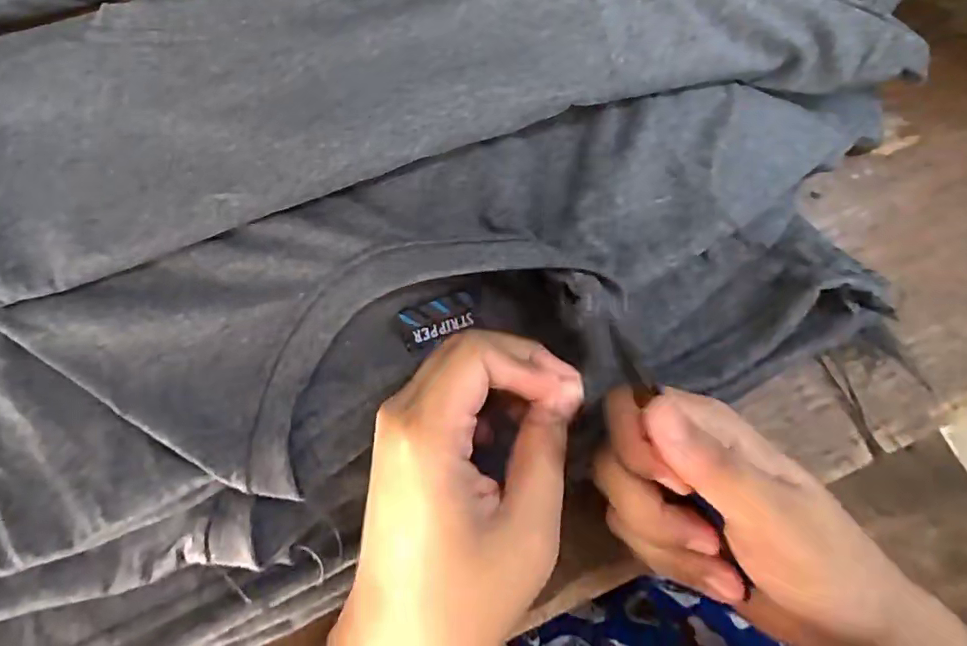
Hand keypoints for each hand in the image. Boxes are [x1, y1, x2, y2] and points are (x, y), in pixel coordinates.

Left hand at [333, 331, 584, 645]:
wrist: (399, 642)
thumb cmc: (466, 596)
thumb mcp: (527, 530)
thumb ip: (545, 448)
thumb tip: (562, 393)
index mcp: (425, 430)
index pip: (477, 353)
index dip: (530, 361)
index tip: (572, 392)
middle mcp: (400, 412)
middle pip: (464, 350)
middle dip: (521, 361)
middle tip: (568, 391)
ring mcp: (394, 423)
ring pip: (454, 366)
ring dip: (505, 376)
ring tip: (549, 406)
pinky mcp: (399, 438)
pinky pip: (444, 391)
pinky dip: (483, 395)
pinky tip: (513, 425)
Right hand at [593, 388, 966, 645]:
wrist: (848, 628)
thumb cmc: (821, 558)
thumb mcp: (769, 511)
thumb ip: (709, 461)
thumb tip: (652, 406)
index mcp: (703, 422)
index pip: (627, 405)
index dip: (635, 447)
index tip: (676, 487)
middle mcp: (677, 445)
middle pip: (614, 457)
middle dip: (648, 511)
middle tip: (705, 541)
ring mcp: (670, 487)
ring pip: (619, 501)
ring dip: (663, 546)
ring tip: (721, 570)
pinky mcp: (668, 526)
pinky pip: (633, 535)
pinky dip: (668, 564)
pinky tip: (716, 580)